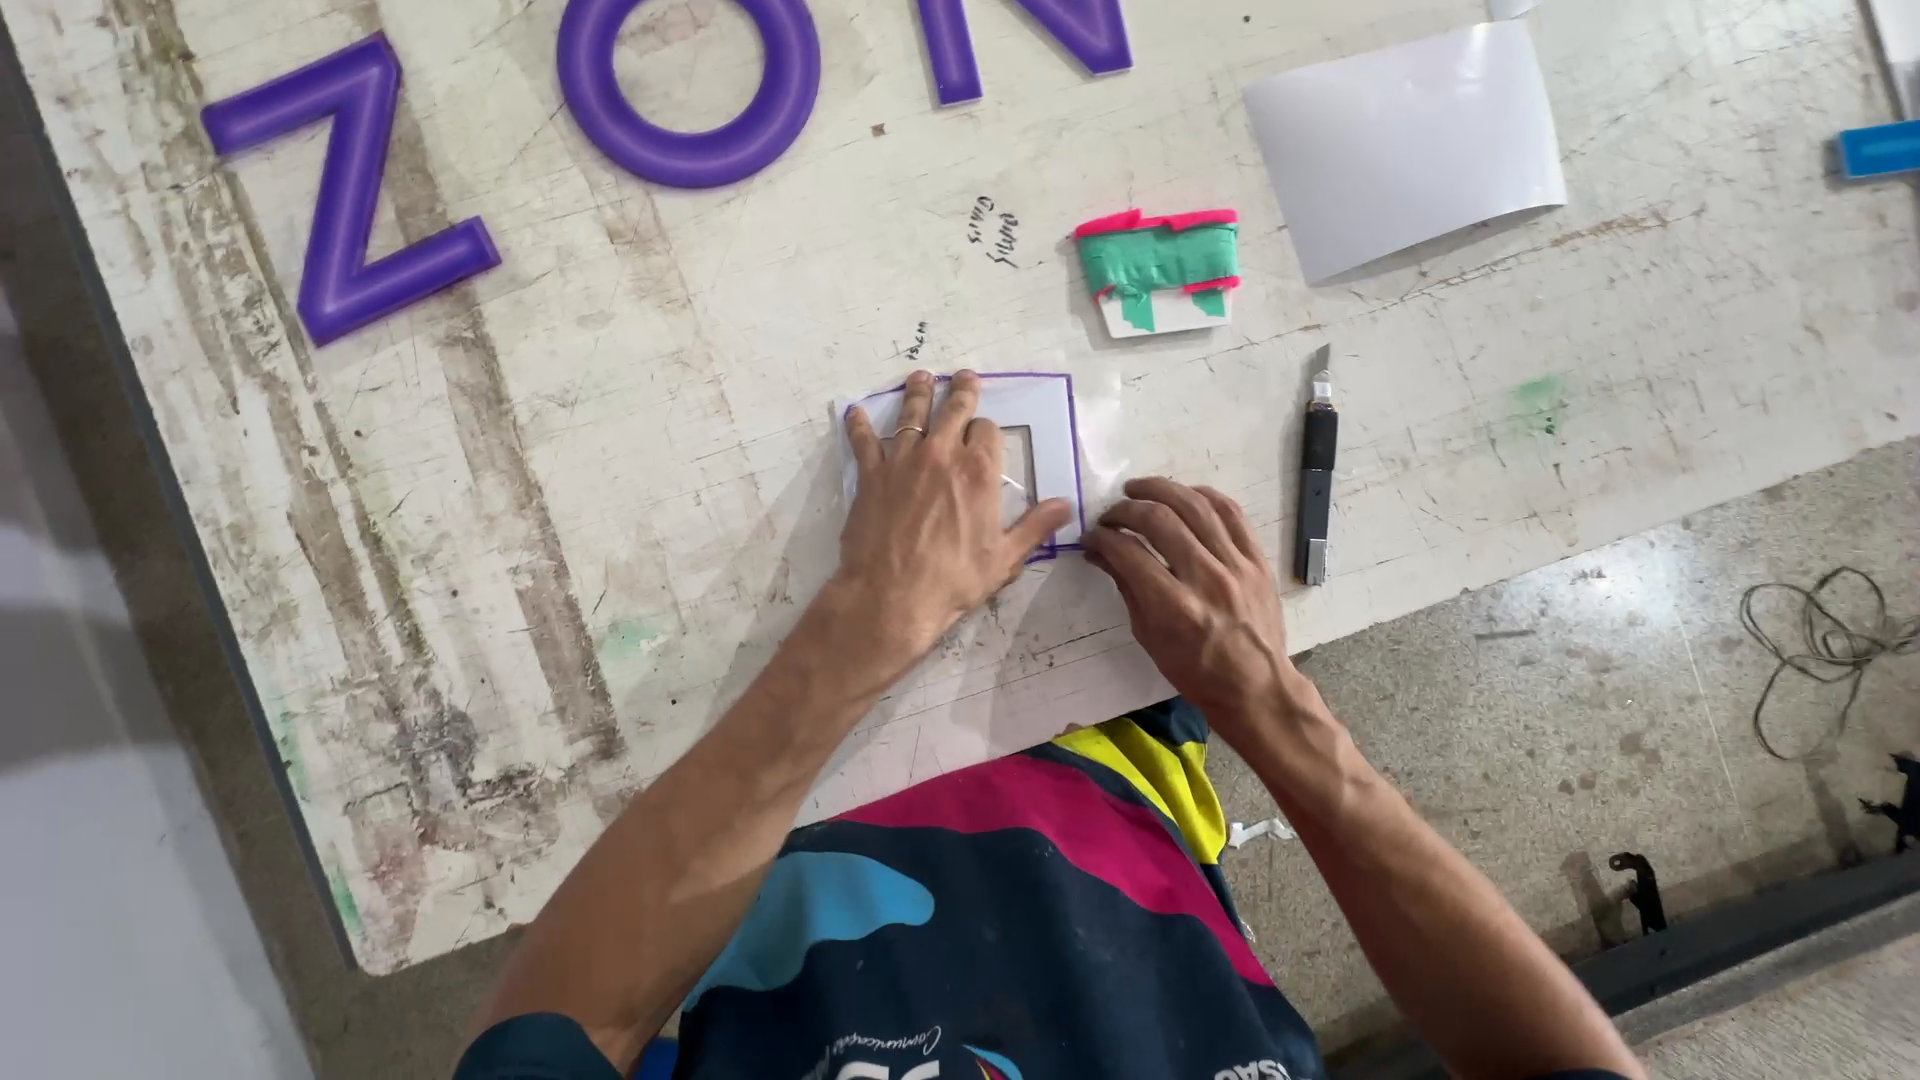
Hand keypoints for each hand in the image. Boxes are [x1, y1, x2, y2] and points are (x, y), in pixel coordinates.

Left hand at [834, 370, 1072, 661]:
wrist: (892, 596)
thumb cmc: (954, 580)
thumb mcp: (1005, 559)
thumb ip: (1035, 527)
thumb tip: (1065, 506)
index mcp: (979, 472)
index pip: (988, 431)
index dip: (988, 430)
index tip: (986, 435)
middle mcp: (942, 455)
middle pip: (953, 409)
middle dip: (961, 391)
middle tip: (963, 377)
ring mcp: (903, 461)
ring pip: (912, 414)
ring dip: (917, 393)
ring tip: (920, 377)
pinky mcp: (871, 476)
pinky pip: (864, 441)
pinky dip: (859, 424)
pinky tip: (854, 411)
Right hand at [1084, 478, 1311, 753]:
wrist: (1256, 687)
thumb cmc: (1195, 671)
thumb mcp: (1148, 636)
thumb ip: (1126, 587)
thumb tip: (1100, 552)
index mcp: (1174, 607)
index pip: (1129, 552)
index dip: (1103, 537)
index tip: (1092, 535)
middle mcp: (1206, 579)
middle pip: (1160, 520)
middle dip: (1126, 509)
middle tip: (1112, 513)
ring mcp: (1237, 566)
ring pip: (1196, 506)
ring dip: (1161, 490)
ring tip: (1139, 489)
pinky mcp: (1257, 560)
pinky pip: (1231, 513)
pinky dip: (1203, 496)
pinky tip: (1184, 495)